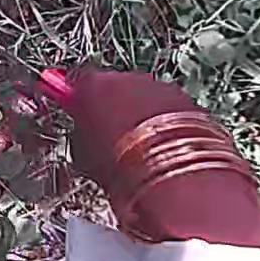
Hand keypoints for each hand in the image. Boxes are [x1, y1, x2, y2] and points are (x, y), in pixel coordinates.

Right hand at [65, 68, 259, 253]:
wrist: (175, 180)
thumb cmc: (123, 166)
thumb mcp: (81, 151)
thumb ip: (78, 129)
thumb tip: (78, 128)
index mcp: (96, 85)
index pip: (75, 80)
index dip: (71, 93)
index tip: (68, 101)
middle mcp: (132, 80)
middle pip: (113, 85)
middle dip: (107, 104)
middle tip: (99, 132)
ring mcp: (164, 90)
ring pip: (142, 96)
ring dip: (136, 114)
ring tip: (129, 146)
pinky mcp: (191, 104)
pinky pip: (167, 109)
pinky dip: (160, 123)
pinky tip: (154, 148)